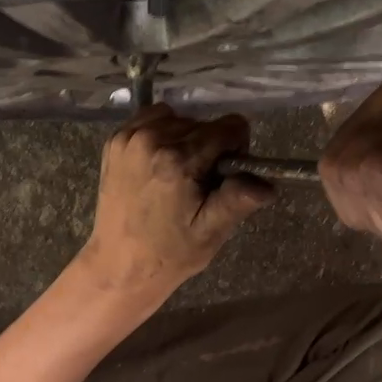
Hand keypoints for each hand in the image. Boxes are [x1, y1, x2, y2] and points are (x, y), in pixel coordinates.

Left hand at [77, 106, 274, 295]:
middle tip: (200, 182)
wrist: (119, 263)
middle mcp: (151, 139)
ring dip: (185, 137)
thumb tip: (267, 183)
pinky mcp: (114, 140)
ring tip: (179, 172)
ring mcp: (128, 137)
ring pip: (177, 118)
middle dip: (210, 146)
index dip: (237, 149)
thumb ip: (238, 200)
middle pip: (202, 123)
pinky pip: (149, 119)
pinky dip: (160, 133)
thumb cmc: (170, 251)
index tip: (226, 174)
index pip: (229, 128)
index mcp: (178, 159)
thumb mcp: (211, 231)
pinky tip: (159, 162)